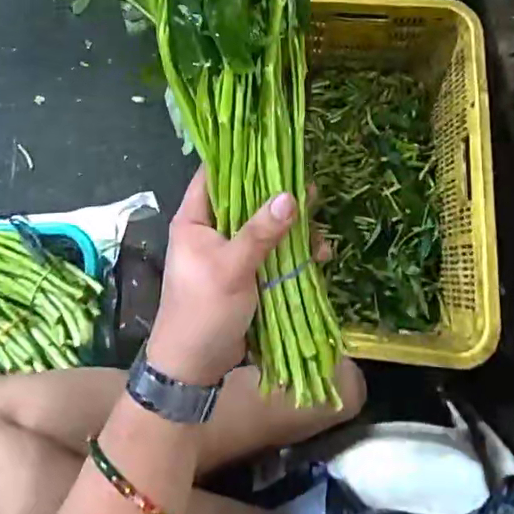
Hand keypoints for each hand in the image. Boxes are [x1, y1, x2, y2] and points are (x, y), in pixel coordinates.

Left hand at [144, 168, 297, 385]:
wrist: (195, 368)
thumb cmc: (202, 310)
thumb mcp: (231, 268)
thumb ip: (260, 232)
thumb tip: (290, 196)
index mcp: (195, 219)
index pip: (214, 174)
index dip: (239, 158)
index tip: (271, 146)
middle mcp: (212, 230)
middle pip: (246, 200)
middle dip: (277, 197)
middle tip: (309, 190)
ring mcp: (231, 252)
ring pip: (264, 227)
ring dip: (291, 229)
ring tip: (318, 228)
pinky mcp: (248, 274)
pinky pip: (273, 254)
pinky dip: (294, 253)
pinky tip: (318, 255)